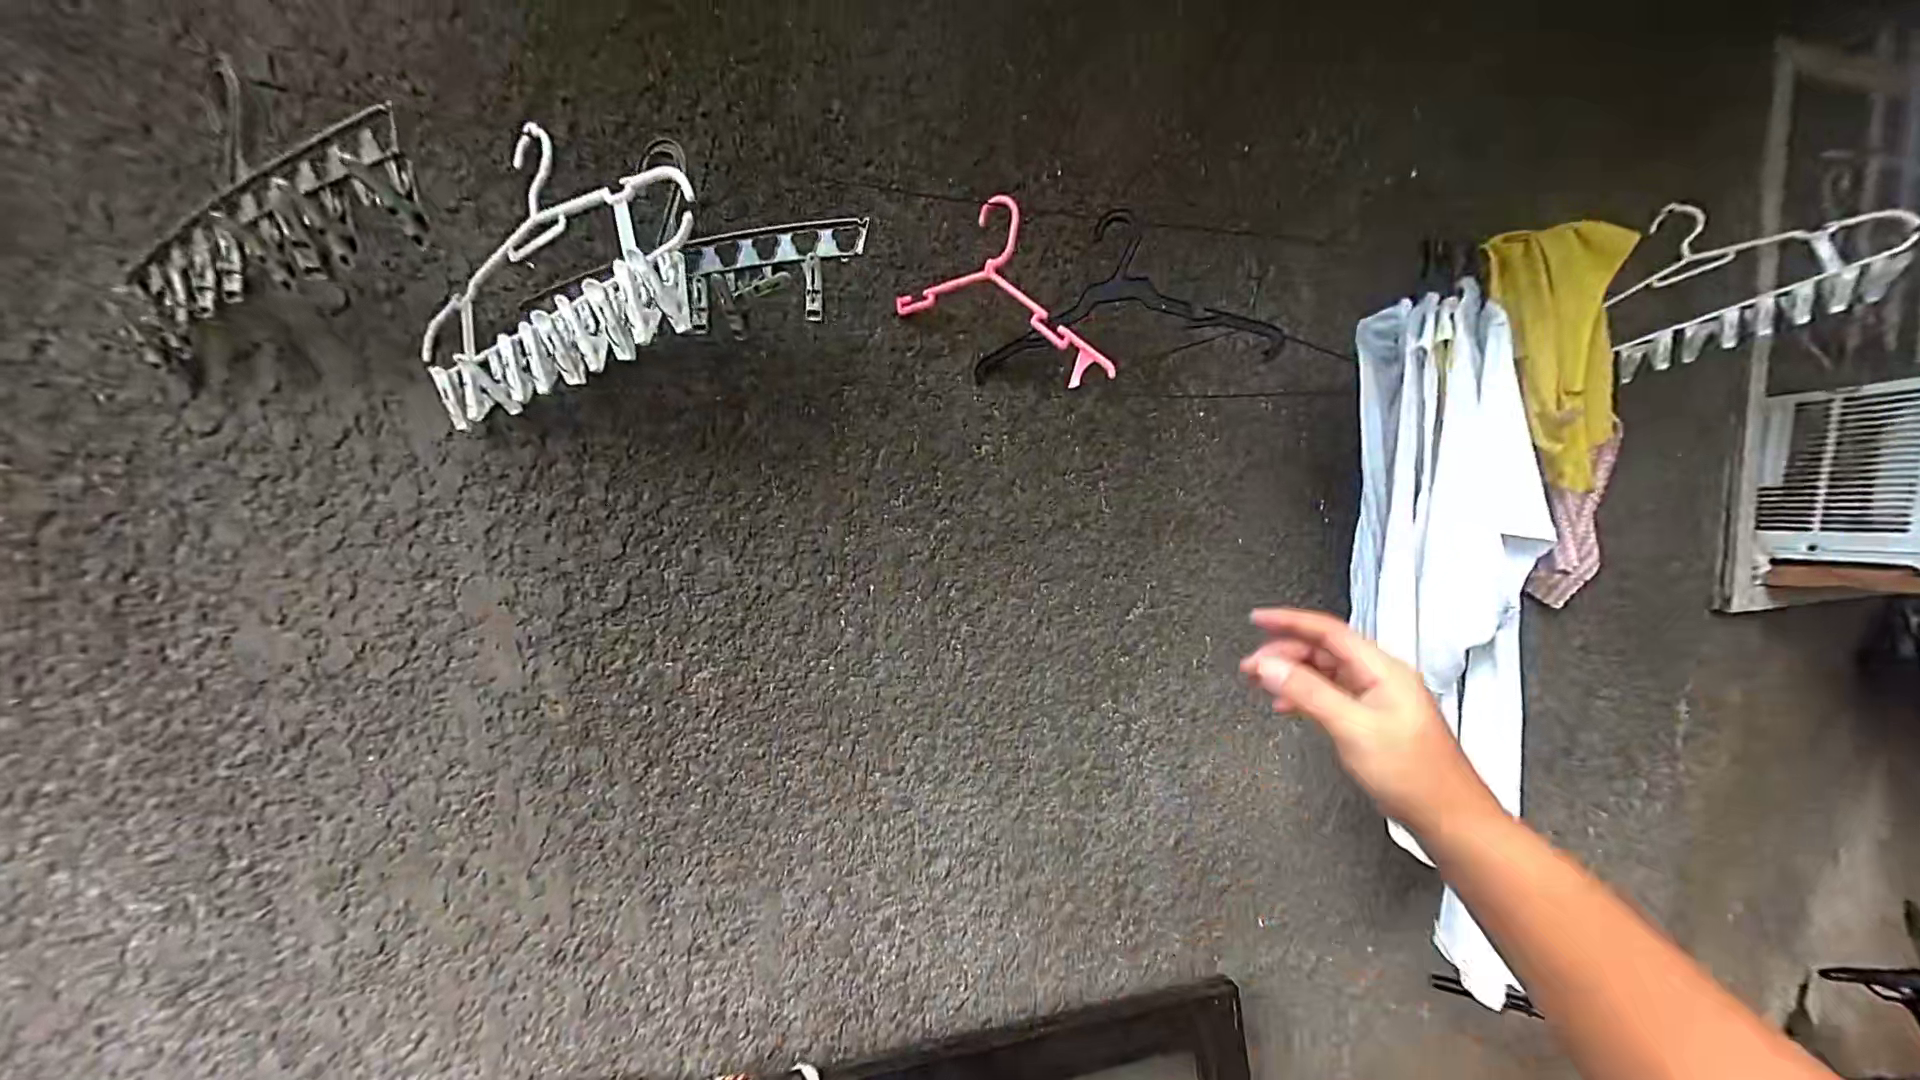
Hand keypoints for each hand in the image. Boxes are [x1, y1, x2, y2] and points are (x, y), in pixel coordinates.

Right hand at [1239, 608, 1501, 836]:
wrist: (1447, 816)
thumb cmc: (1417, 777)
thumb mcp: (1352, 728)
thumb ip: (1307, 692)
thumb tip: (1271, 666)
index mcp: (1382, 670)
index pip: (1327, 630)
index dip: (1288, 621)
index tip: (1259, 619)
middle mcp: (1379, 678)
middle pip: (1320, 649)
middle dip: (1281, 652)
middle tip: (1251, 665)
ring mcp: (1374, 697)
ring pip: (1321, 670)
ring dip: (1288, 672)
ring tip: (1260, 680)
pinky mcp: (1368, 716)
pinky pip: (1326, 691)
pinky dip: (1300, 693)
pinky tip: (1286, 704)